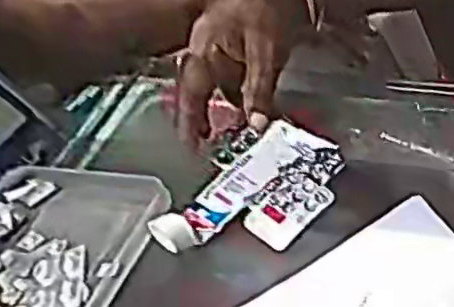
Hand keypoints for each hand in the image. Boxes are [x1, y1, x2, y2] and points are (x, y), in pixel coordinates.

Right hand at [177, 0, 308, 143]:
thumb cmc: (264, 5)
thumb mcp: (264, 52)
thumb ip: (259, 90)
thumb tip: (255, 124)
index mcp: (206, 49)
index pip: (192, 92)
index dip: (190, 120)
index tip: (189, 144)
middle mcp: (210, 50)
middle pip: (201, 91)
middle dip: (202, 118)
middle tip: (205, 145)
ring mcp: (224, 49)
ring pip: (221, 88)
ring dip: (226, 113)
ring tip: (232, 137)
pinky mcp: (241, 49)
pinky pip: (238, 81)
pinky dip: (243, 101)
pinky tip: (253, 114)